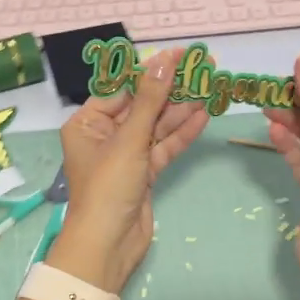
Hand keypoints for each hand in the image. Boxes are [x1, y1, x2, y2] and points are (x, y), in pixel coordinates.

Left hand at [51, 48, 208, 292]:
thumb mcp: (128, 140)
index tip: (180, 55)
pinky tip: (204, 115)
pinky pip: (164, 147)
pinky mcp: (144, 173)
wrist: (108, 245)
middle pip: (143, 105)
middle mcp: (104, 136)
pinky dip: (182, 133)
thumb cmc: (108, 188)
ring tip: (212, 85)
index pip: (122, 88)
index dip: (152, 71)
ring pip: (157, 126)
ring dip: (183, 108)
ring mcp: (126, 155)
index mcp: (87, 123)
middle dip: (173, 88)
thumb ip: (149, 100)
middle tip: (205, 66)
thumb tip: (164, 62)